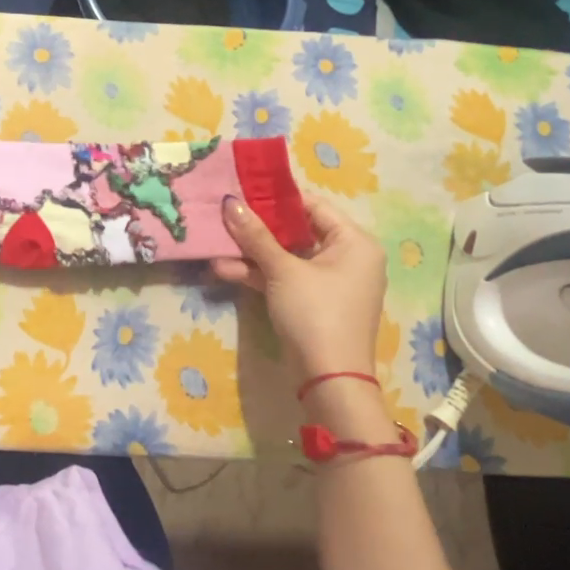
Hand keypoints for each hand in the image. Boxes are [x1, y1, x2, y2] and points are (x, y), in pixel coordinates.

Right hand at [214, 196, 386, 382]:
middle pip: (296, 231)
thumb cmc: (315, 312)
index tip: (241, 191)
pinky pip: (284, 277)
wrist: (329, 378)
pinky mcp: (312, 301)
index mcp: (354, 242)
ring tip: (215, 246)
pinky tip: (224, 270)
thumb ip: (255, 235)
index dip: (276, 199)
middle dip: (257, 229)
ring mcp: (329, 281)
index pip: (313, 206)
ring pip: (285, 256)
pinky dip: (258, 274)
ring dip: (251, 253)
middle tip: (223, 216)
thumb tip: (230, 201)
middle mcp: (347, 257)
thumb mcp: (282, 270)